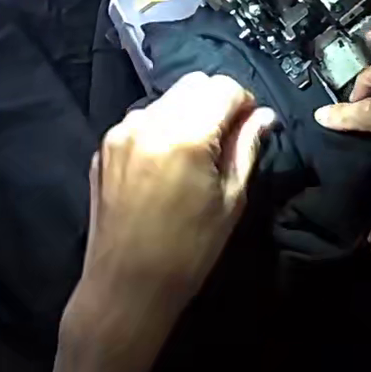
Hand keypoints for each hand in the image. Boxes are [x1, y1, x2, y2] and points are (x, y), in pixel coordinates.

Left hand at [69, 73, 273, 353]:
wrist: (125, 287)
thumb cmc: (188, 251)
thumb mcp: (230, 201)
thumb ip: (247, 148)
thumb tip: (264, 117)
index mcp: (185, 136)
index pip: (224, 88)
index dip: (244, 102)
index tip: (249, 126)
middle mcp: (150, 122)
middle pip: (195, 83)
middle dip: (217, 102)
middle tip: (226, 138)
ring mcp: (123, 130)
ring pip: (169, 97)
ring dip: (189, 112)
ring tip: (195, 152)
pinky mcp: (106, 143)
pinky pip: (145, 117)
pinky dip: (163, 126)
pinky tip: (167, 163)